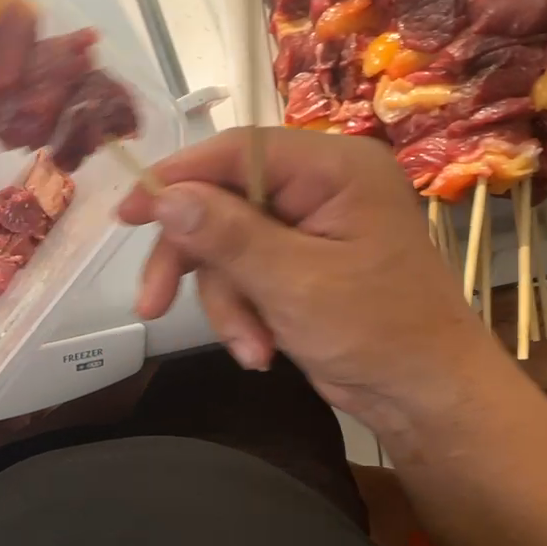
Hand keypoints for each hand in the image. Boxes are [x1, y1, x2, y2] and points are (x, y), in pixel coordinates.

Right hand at [117, 128, 509, 434]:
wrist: (419, 393)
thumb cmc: (376, 331)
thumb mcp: (294, 282)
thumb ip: (228, 236)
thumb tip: (165, 197)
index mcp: (333, 169)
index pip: (238, 152)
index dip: (176, 178)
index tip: (127, 213)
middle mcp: (316, 188)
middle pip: (220, 206)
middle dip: (193, 263)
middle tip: (151, 307)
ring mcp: (303, 228)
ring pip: (223, 249)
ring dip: (225, 305)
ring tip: (250, 348)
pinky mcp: (292, 265)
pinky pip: (240, 276)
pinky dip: (240, 315)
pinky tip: (259, 349)